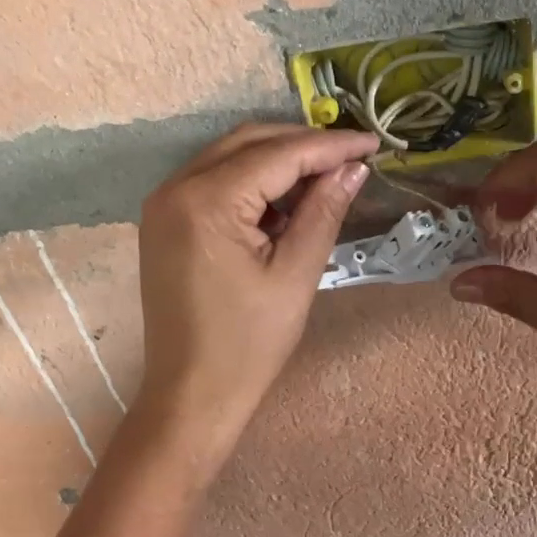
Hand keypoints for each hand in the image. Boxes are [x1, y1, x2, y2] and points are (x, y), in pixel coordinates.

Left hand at [137, 124, 375, 435]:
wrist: (191, 394)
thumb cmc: (248, 344)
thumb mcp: (296, 275)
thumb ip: (324, 212)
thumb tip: (354, 168)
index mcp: (206, 202)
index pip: (278, 154)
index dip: (330, 146)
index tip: (373, 143)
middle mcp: (176, 188)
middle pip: (249, 142)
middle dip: (303, 145)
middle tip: (353, 159)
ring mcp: (163, 204)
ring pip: (230, 157)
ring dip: (278, 161)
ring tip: (326, 180)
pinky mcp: (164, 221)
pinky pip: (214, 181)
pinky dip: (252, 182)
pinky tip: (285, 204)